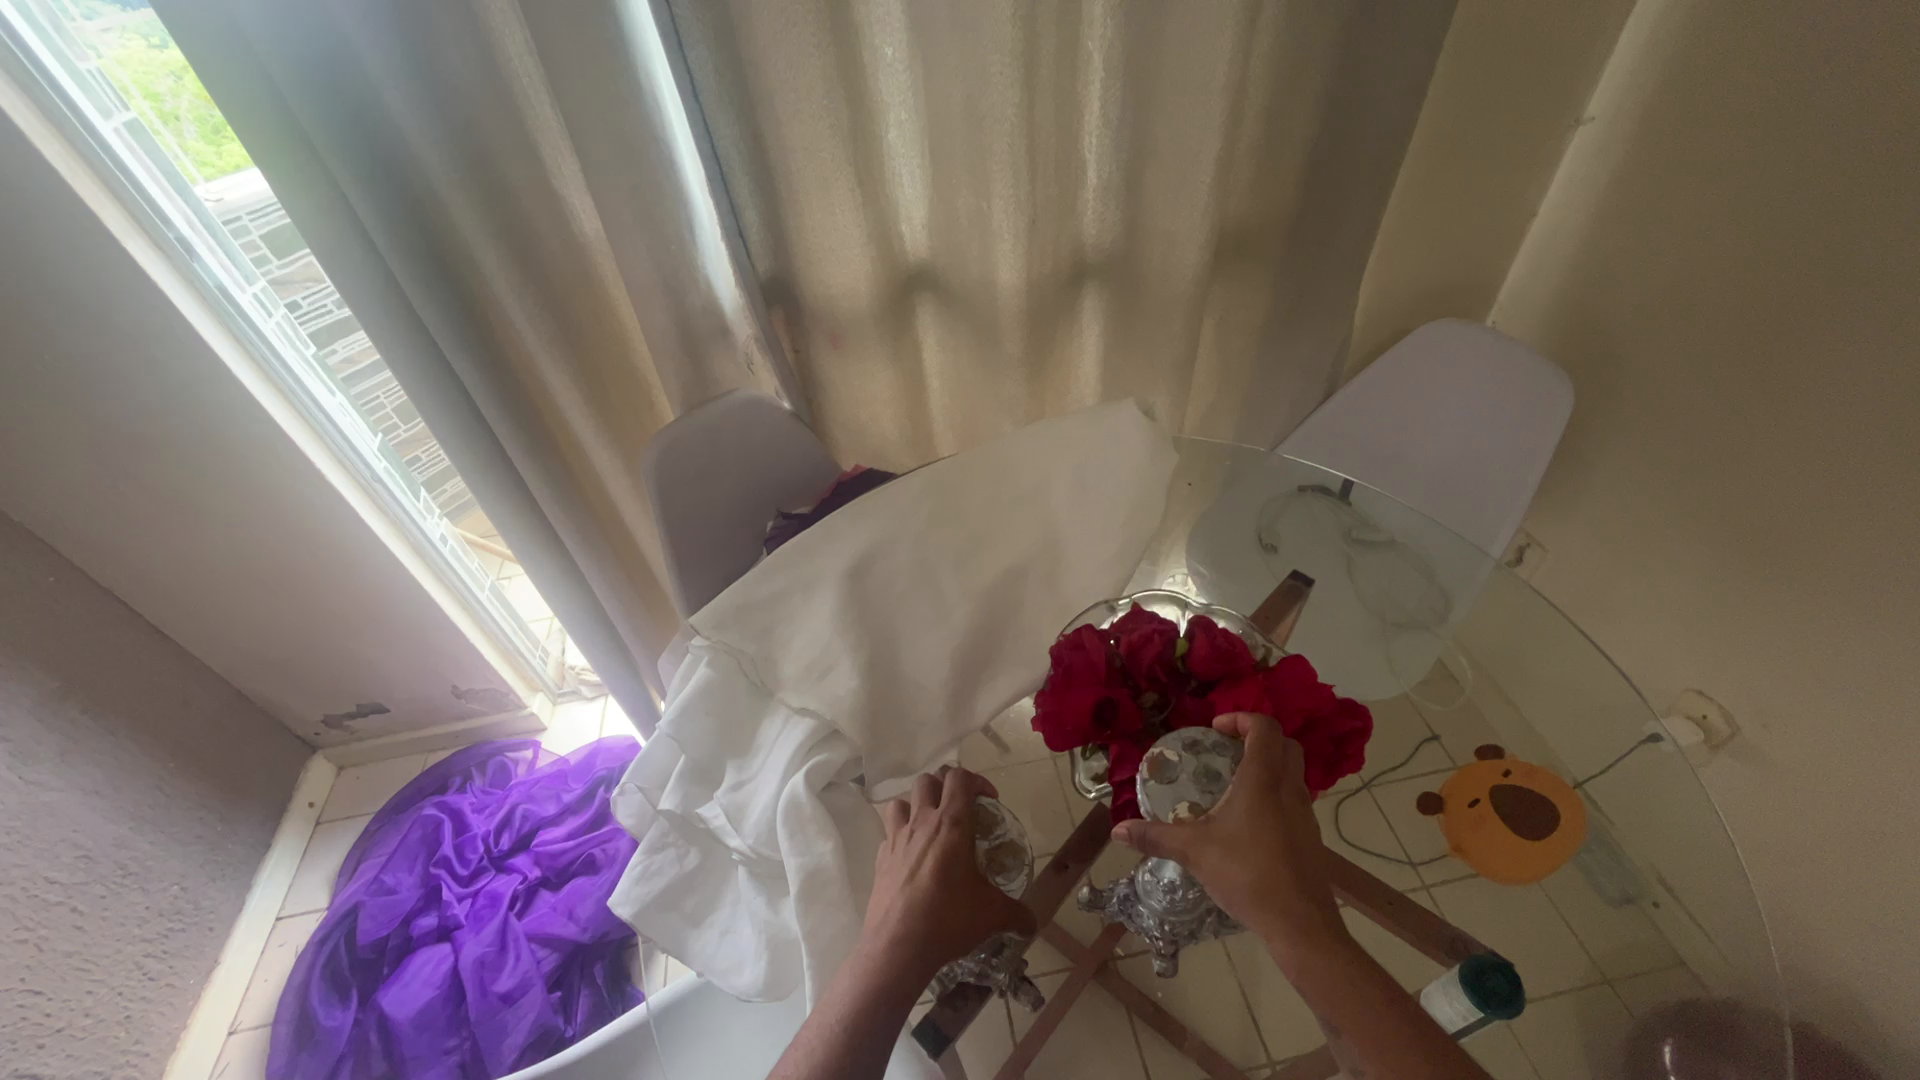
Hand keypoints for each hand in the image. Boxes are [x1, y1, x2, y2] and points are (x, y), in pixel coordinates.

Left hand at [863, 767, 1037, 981]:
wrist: (898, 947)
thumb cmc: (948, 920)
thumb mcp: (991, 915)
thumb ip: (1017, 914)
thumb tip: (1033, 922)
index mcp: (951, 824)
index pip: (959, 778)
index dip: (976, 780)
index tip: (989, 801)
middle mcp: (921, 822)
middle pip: (928, 780)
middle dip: (945, 787)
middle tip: (961, 809)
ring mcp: (896, 838)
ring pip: (902, 800)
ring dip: (917, 805)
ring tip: (931, 825)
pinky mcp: (880, 857)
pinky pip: (889, 832)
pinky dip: (901, 835)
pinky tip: (912, 856)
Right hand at [1110, 713, 1350, 969]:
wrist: (1301, 925)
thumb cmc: (1247, 875)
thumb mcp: (1193, 852)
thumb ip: (1155, 836)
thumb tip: (1117, 830)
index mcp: (1263, 780)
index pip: (1264, 727)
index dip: (1241, 718)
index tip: (1214, 730)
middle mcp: (1289, 789)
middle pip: (1285, 745)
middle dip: (1257, 738)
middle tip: (1225, 750)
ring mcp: (1305, 814)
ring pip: (1293, 773)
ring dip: (1267, 767)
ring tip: (1232, 784)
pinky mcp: (1310, 838)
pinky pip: (1294, 800)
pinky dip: (1274, 795)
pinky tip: (1248, 822)